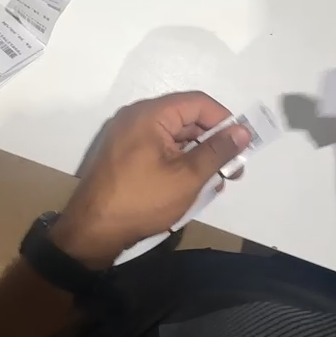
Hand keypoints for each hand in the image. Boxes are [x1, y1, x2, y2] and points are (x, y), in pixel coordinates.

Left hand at [51, 92, 250, 267]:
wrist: (92, 232)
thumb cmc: (142, 201)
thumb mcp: (188, 177)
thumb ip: (218, 151)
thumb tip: (243, 131)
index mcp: (150, 114)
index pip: (198, 103)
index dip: (225, 120)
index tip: (242, 145)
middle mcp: (137, 117)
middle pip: (186, 118)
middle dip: (213, 142)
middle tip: (233, 170)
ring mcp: (127, 136)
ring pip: (174, 136)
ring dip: (198, 156)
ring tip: (215, 183)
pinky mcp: (124, 154)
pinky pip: (159, 148)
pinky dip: (179, 162)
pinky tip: (192, 186)